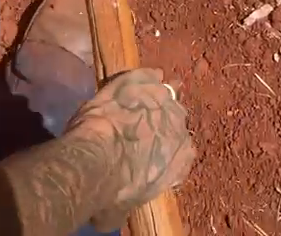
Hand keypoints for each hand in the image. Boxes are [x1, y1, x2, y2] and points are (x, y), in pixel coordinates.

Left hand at [63, 68, 195, 229]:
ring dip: (158, 95)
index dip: (168, 151)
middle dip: (164, 120)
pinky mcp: (137, 81)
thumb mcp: (128, 206)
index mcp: (182, 155)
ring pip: (166, 91)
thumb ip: (137, 190)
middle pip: (176, 116)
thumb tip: (124, 194)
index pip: (183, 150)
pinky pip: (145, 75)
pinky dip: (143, 76)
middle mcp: (178, 123)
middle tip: (145, 128)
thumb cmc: (115, 191)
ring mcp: (160, 98)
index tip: (155, 155)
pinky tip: (138, 79)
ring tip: (147, 97)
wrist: (97, 160)